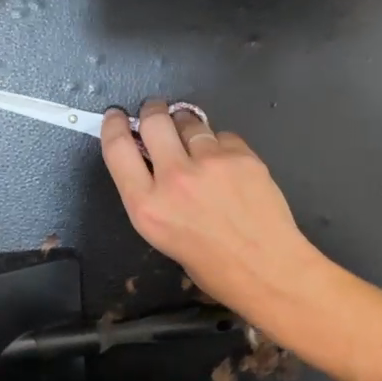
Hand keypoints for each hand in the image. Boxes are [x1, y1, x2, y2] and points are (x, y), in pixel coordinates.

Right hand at [100, 100, 324, 307]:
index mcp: (147, 206)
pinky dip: (221, 144)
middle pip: (154, 121)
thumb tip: (155, 164)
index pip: (117, 148)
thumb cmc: (214, 266)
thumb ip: (155, 197)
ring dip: (186, 125)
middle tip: (155, 111)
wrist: (268, 270)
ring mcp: (210, 163)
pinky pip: (223, 136)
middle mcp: (174, 178)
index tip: (116, 116)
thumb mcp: (164, 236)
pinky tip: (228, 163)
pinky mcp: (241, 156)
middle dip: (152, 110)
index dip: (113, 126)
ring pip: (190, 122)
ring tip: (194, 138)